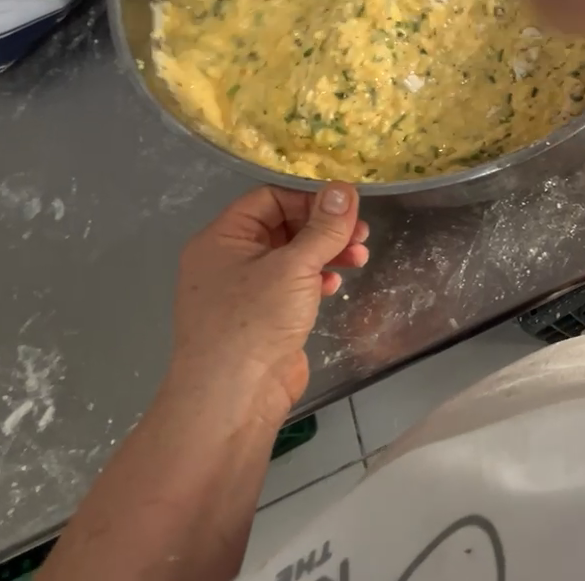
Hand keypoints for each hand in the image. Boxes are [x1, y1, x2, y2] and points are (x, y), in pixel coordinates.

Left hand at [167, 184, 369, 421]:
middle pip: (286, 224)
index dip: (310, 199)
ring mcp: (246, 288)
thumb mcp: (295, 266)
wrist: (233, 398)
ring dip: (329, 252)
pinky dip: (318, 277)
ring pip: (295, 254)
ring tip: (359, 260)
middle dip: (327, 228)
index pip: (270, 198)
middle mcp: (230, 259)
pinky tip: (334, 286)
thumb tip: (343, 187)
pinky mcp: (263, 313)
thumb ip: (324, 226)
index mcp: (222, 239)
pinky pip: (294, 281)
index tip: (347, 209)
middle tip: (362, 235)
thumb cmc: (254, 321)